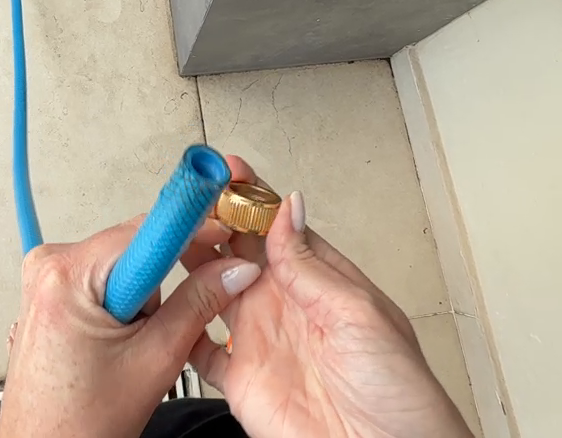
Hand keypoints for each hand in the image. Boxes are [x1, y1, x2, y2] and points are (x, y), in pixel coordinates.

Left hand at [0, 215, 261, 437]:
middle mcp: (51, 262)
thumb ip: (199, 306)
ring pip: (126, 261)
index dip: (191, 225)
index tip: (222, 207)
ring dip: (144, 295)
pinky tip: (118, 337)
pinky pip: (107, 274)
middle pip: (137, 244)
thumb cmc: (76, 425)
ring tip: (131, 345)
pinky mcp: (53, 286)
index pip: (146, 227)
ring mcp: (48, 274)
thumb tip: (233, 269)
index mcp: (67, 273)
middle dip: (163, 280)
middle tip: (164, 324)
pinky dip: (126, 299)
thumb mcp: (154, 363)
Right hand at [186, 160, 473, 437]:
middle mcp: (283, 302)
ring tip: (166, 234)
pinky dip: (178, 325)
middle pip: (236, 247)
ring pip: (211, 287)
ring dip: (189, 261)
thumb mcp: (360, 314)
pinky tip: (162, 303)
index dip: (249, 193)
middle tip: (185, 197)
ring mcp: (258, 338)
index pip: (273, 223)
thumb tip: (287, 205)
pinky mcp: (240, 380)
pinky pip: (198, 348)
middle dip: (211, 218)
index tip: (225, 168)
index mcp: (316, 278)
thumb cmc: (400, 395)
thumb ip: (310, 265)